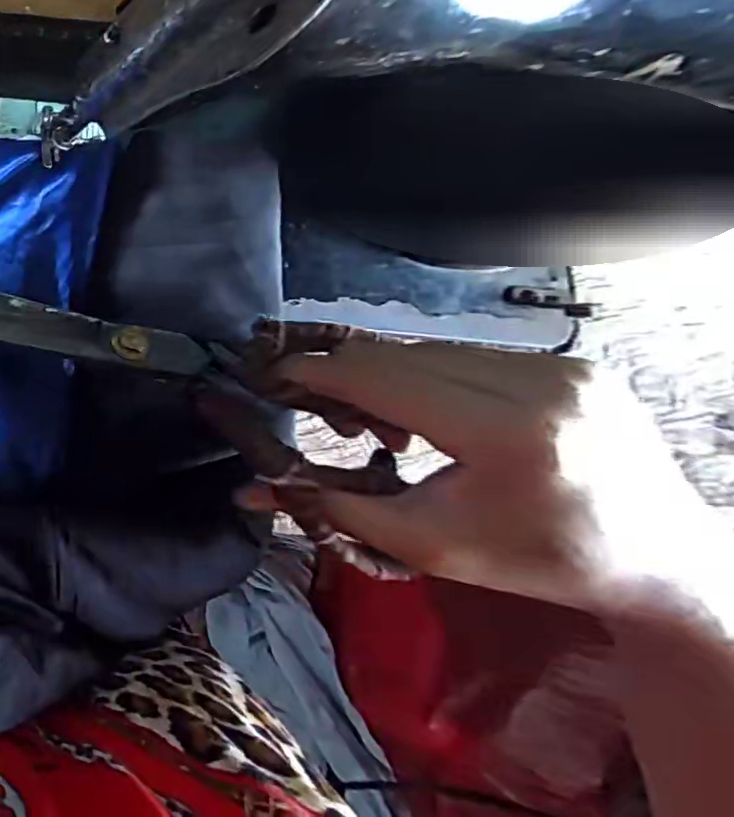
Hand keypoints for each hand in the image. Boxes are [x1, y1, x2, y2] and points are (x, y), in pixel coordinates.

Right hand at [234, 338, 729, 616]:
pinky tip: (425, 409)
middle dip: (335, 373)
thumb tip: (245, 491)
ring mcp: (563, 369)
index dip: (310, 372)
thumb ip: (328, 506)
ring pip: (420, 348)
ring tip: (375, 418)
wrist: (666, 563)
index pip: (376, 377)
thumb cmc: (532, 558)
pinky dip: (421, 373)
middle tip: (306, 400)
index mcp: (505, 434)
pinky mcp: (572, 364)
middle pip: (392, 355)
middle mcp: (539, 386)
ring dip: (377, 374)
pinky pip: (460, 352)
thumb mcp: (419, 542)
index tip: (265, 375)